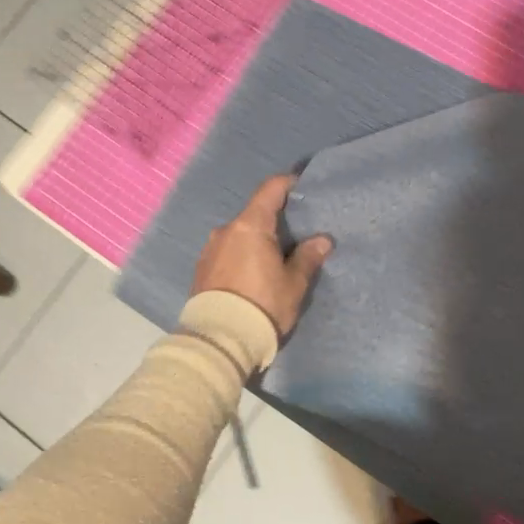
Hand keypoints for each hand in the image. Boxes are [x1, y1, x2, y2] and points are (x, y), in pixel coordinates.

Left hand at [192, 174, 331, 335]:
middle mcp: (225, 231)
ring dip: (255, 241)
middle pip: (254, 214)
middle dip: (274, 221)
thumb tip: (322, 240)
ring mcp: (209, 250)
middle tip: (295, 234)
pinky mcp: (201, 270)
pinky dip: (241, 256)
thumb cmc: (263, 304)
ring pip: (239, 236)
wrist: (220, 339)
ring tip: (273, 260)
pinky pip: (227, 253)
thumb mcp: (293, 283)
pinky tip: (252, 275)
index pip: (270, 190)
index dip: (288, 184)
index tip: (302, 186)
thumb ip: (307, 257)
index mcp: (250, 226)